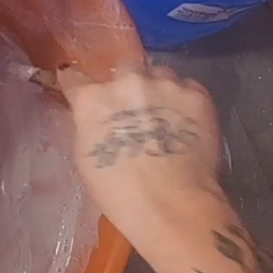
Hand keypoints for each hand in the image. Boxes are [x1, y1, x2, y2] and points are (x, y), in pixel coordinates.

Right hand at [62, 64, 233, 250]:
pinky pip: (188, 88)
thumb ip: (89, 125)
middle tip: (133, 107)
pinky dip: (185, 102)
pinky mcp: (197, 95)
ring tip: (165, 116)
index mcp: (92, 99)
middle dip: (127, 83)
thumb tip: (96, 118)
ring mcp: (165, 85)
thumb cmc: (118, 191)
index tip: (82, 91)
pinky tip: (186, 124)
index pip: (74, 77)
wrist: (171, 204)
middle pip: (124, 67)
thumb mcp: (85, 157)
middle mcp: (127, 82)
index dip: (78, 85)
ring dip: (159, 90)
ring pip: (160, 74)